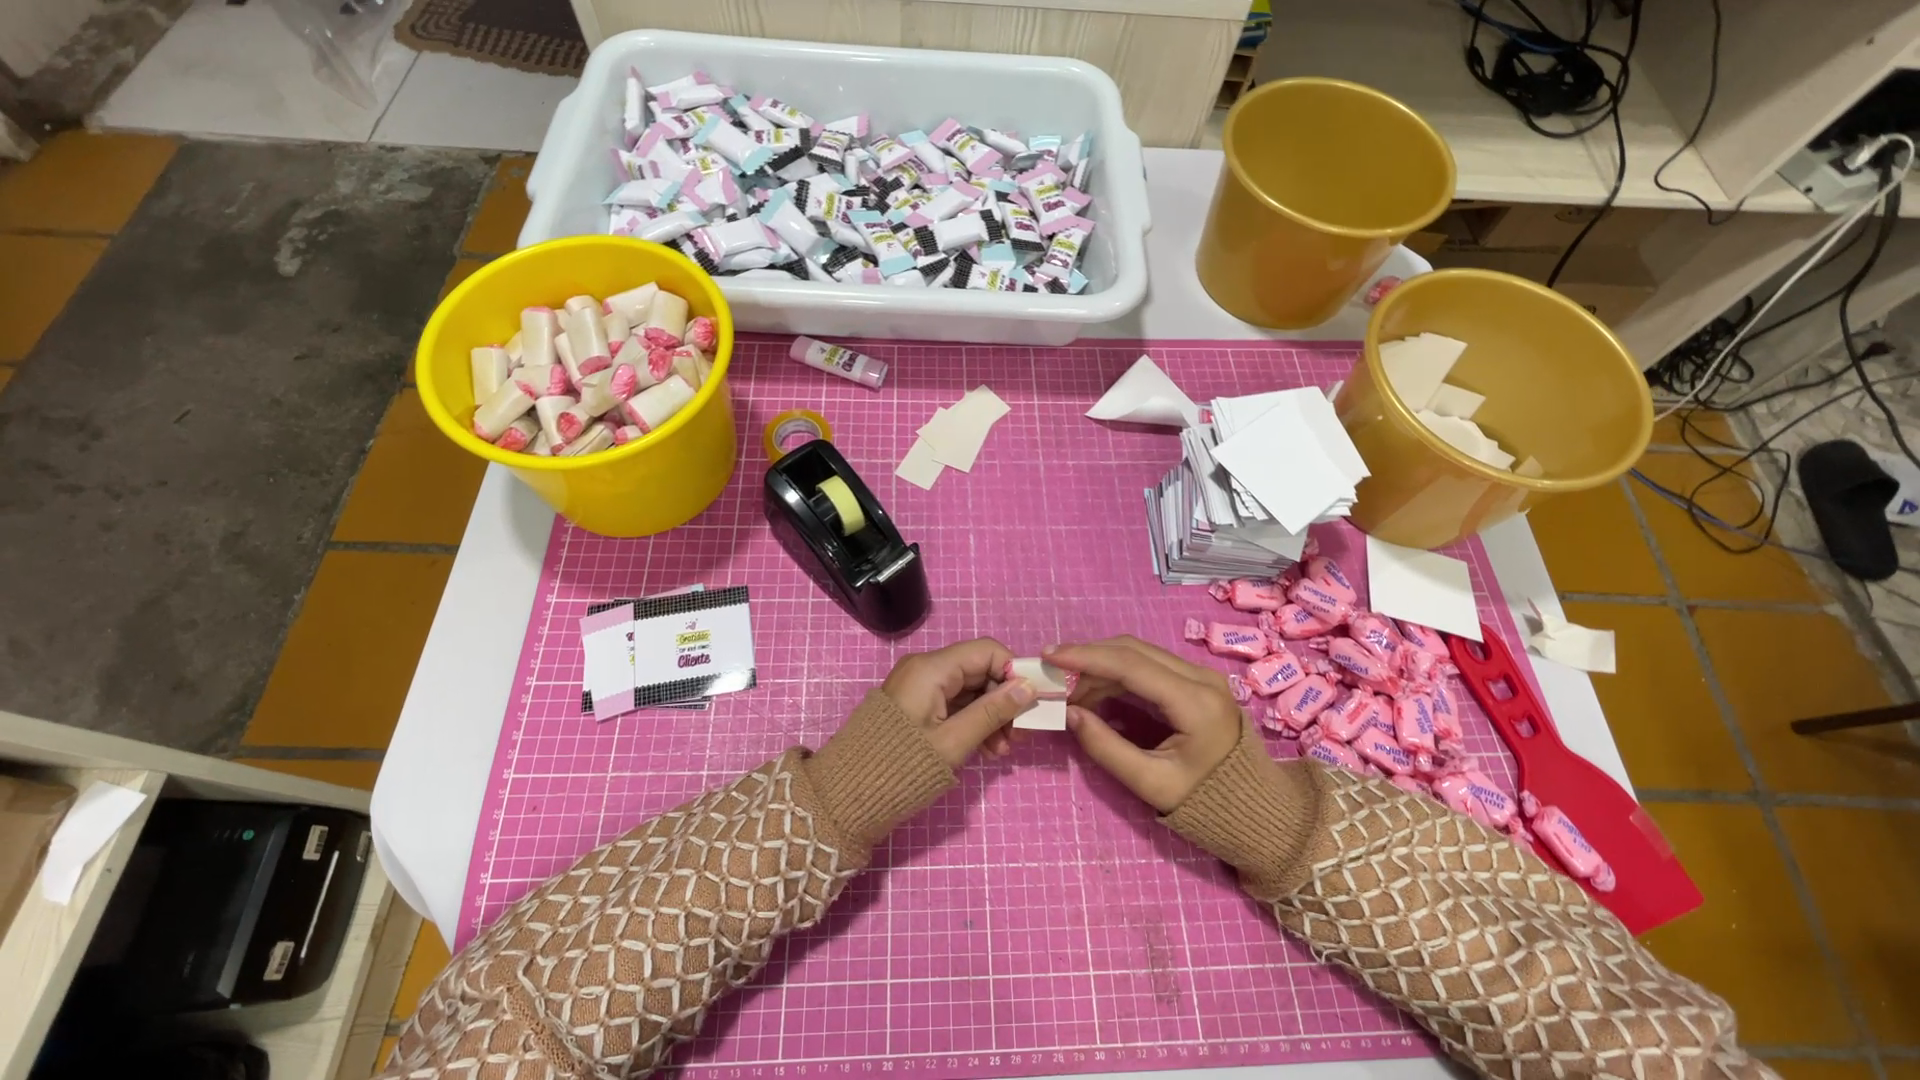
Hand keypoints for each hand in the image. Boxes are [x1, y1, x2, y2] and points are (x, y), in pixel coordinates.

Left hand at [882, 638, 1034, 767]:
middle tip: (1018, 737)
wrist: (849, 795)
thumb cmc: (904, 767)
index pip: (987, 651)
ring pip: (969, 690)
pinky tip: (986, 750)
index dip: (1013, 672)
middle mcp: (924, 669)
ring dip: (991, 716)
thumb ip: (993, 712)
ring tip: (1002, 751)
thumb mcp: (954, 742)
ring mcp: (919, 688)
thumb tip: (1029, 687)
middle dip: (1004, 700)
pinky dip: (972, 722)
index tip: (1031, 704)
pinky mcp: (916, 707)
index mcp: (931, 669)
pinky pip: (954, 705)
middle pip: (979, 671)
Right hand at [1047, 636, 1242, 812]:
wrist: (1256, 808)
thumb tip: (1070, 715)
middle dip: (1088, 657)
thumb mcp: (1151, 783)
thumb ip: (1107, 748)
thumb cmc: (1205, 802)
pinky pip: (1149, 666)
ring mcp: (1201, 676)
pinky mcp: (1196, 682)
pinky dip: (1117, 673)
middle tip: (1051, 673)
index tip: (1049, 656)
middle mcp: (1201, 678)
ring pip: (1140, 654)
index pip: (1130, 664)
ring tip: (1069, 690)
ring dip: (1101, 665)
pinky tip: (1094, 691)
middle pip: (1133, 650)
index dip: (1086, 657)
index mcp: (1194, 702)